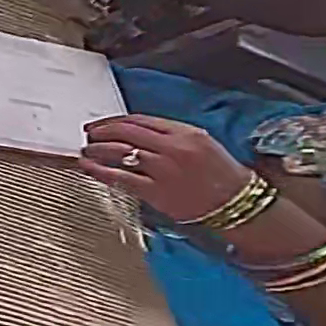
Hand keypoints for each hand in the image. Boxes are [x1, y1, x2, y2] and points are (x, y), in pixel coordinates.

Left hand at [78, 114, 254, 222]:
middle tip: (89, 134)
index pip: (139, 120)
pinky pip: (119, 176)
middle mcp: (174, 148)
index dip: (113, 121)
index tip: (101, 124)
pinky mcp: (155, 190)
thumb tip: (134, 133)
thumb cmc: (220, 175)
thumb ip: (169, 135)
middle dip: (101, 131)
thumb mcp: (201, 144)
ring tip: (86, 150)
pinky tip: (88, 167)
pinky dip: (98, 170)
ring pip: (118, 151)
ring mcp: (163, 169)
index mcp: (186, 133)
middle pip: (125, 132)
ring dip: (96, 149)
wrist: (239, 205)